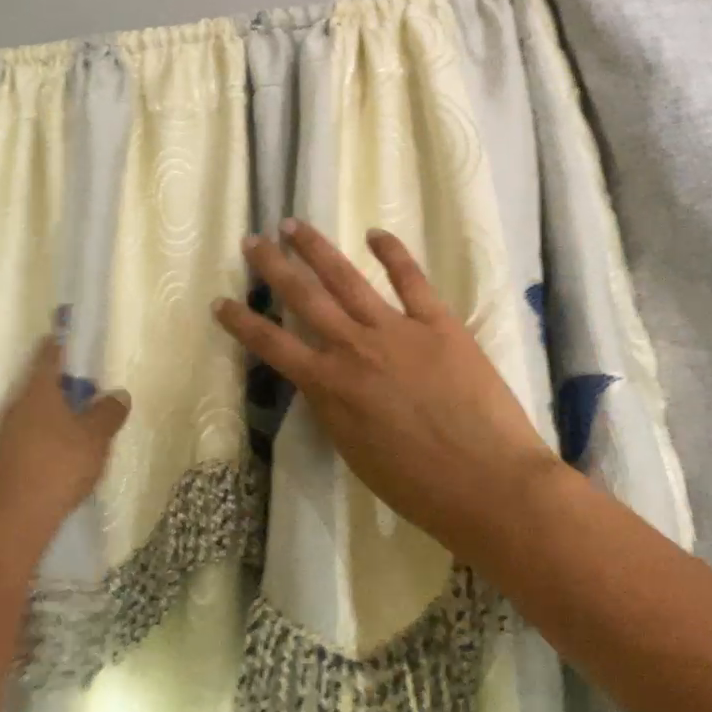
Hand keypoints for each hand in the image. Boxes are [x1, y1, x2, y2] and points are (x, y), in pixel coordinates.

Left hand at [0, 337, 130, 549]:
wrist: (17, 518)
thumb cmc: (59, 466)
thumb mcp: (94, 437)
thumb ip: (108, 412)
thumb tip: (117, 393)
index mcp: (37, 389)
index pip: (49, 353)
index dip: (63, 341)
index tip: (74, 334)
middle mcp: (17, 404)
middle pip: (42, 383)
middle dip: (65, 383)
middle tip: (92, 387)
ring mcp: (7, 432)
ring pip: (36, 410)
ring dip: (57, 411)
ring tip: (84, 422)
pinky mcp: (5, 457)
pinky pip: (31, 433)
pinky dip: (49, 434)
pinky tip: (66, 451)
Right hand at [212, 220, 560, 551]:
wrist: (491, 485)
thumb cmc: (418, 485)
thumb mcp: (353, 451)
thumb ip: (331, 408)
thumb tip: (319, 380)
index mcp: (329, 385)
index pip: (272, 344)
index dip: (241, 322)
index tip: (220, 302)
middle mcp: (353, 348)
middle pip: (302, 297)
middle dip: (273, 266)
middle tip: (252, 241)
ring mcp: (397, 330)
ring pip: (346, 278)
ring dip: (316, 249)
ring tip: (293, 225)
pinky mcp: (439, 324)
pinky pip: (411, 280)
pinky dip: (392, 253)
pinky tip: (375, 233)